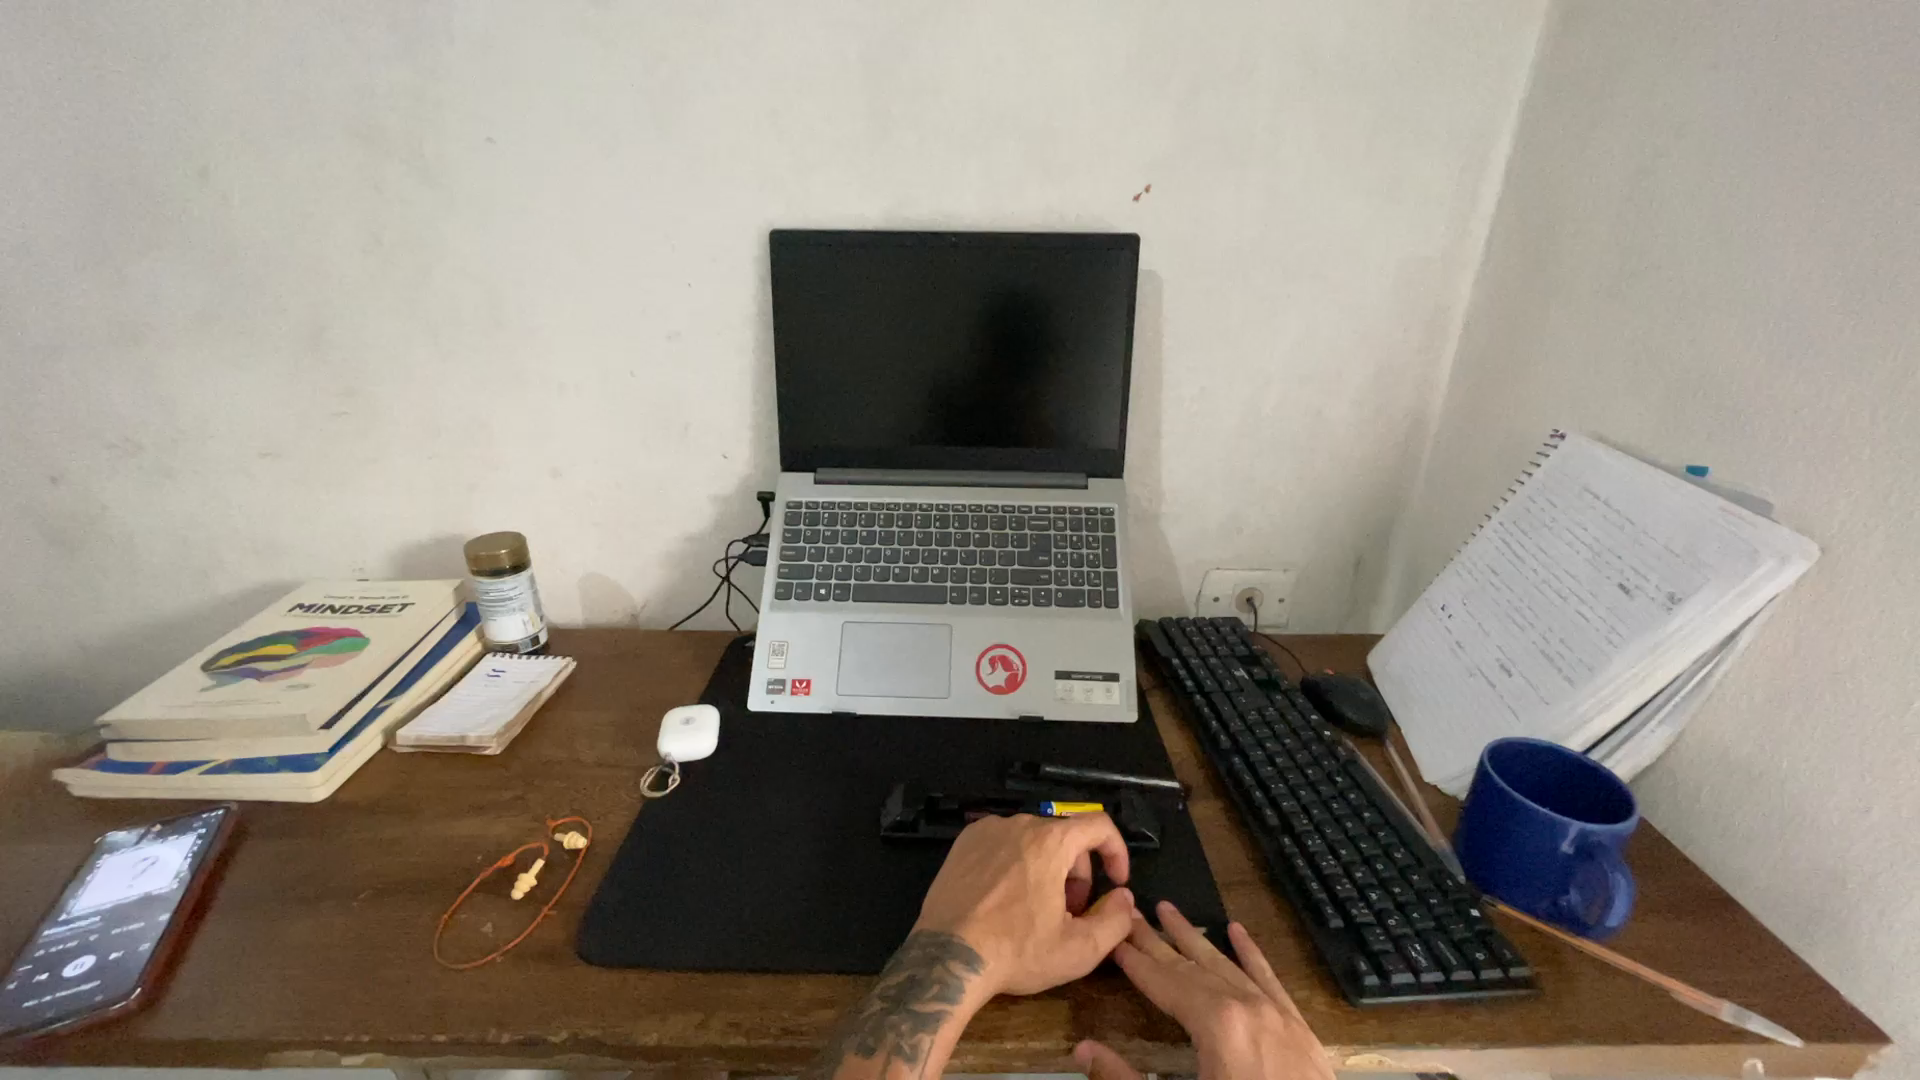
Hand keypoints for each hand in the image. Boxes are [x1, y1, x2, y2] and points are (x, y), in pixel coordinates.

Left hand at [914, 812, 1135, 996]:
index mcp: (1051, 841)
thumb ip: (1114, 920)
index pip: (1099, 825)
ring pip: (1033, 840)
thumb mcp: (1078, 949)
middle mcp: (1020, 824)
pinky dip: (1014, 863)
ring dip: (1046, 868)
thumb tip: (1124, 897)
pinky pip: (1003, 843)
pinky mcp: (964, 841)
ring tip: (1035, 910)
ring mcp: (988, 829)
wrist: (947, 955)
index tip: (1116, 883)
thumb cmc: (1016, 950)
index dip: (1116, 851)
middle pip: (1065, 837)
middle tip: (1069, 912)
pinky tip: (1004, 899)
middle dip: (1077, 872)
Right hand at [1076, 902, 1332, 1079]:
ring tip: (1168, 909)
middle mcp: (1245, 1007)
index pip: (1162, 981)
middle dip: (1155, 940)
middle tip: (1129, 911)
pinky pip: (1269, 980)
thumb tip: (1082, 1049)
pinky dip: (1250, 954)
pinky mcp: (1299, 1031)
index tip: (1110, 934)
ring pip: (1225, 964)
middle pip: (1189, 966)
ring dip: (1193, 937)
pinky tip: (1236, 930)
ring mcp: (1276, 1016)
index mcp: (1215, 1025)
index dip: (1132, 959)